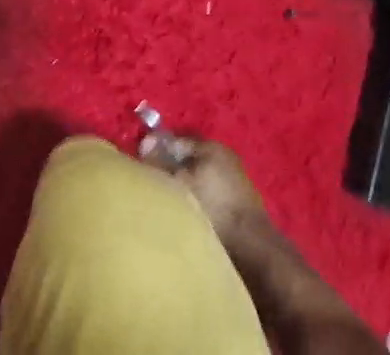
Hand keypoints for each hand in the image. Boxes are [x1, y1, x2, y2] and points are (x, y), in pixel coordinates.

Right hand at [140, 132, 270, 251]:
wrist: (252, 250)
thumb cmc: (213, 207)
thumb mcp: (179, 181)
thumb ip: (159, 162)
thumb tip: (145, 144)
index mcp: (211, 147)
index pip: (173, 139)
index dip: (153, 149)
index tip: (137, 164)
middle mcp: (224, 159)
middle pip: (184, 159)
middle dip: (166, 169)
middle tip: (147, 185)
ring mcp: (232, 183)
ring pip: (195, 179)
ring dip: (180, 188)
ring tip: (162, 203)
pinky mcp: (235, 207)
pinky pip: (205, 196)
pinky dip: (193, 203)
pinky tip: (182, 216)